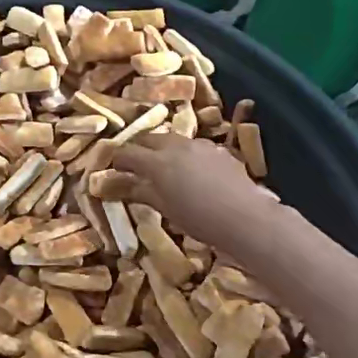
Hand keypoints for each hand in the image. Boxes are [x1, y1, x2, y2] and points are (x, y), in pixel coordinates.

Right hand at [111, 133, 278, 250]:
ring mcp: (199, 144)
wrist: (245, 217)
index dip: (117, 158)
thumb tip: (114, 186)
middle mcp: (176, 146)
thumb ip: (139, 192)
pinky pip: (194, 146)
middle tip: (134, 163)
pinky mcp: (218, 149)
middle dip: (138, 148)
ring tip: (162, 165)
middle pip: (149, 138)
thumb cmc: (199, 219)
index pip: (127, 152)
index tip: (113, 166)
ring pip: (173, 140)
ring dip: (162, 148)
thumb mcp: (165, 208)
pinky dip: (185, 154)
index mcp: (156, 162)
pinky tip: (192, 171)